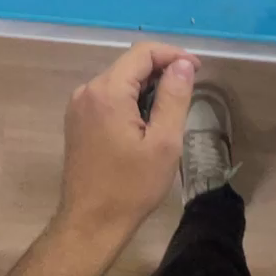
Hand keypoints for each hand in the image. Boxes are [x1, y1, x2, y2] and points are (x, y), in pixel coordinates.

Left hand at [56, 42, 198, 246]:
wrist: (91, 222)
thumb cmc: (131, 186)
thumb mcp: (164, 142)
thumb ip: (174, 97)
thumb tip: (183, 65)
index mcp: (108, 92)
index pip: (142, 53)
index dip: (174, 55)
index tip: (197, 71)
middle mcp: (88, 91)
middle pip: (130, 64)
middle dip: (162, 70)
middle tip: (189, 91)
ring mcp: (79, 106)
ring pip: (120, 80)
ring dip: (148, 86)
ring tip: (172, 110)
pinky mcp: (78, 121)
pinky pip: (109, 96)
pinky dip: (132, 99)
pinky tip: (148, 121)